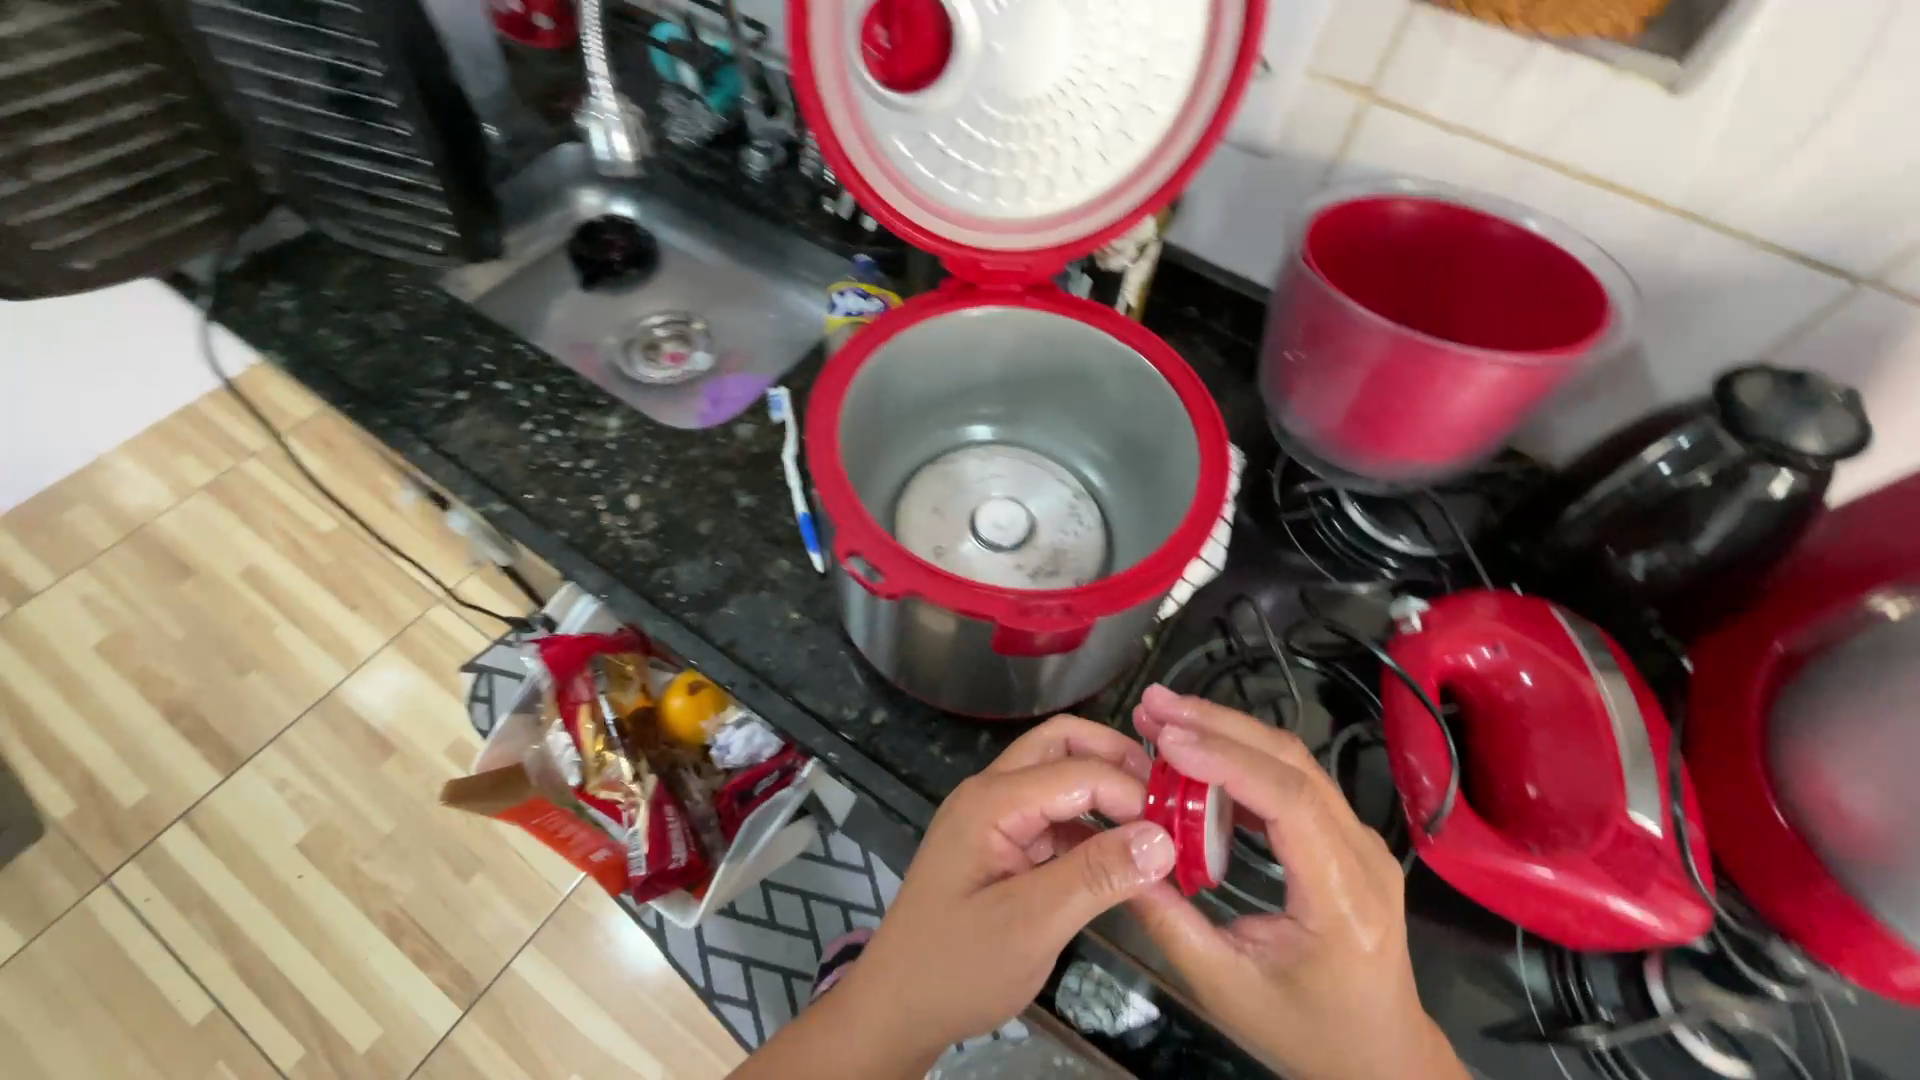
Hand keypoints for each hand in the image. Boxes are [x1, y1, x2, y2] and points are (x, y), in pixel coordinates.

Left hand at [834, 716, 1175, 1060]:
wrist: (898, 1006)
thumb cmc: (956, 966)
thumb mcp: (1030, 924)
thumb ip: (1095, 876)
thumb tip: (1163, 839)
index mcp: (992, 801)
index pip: (1076, 770)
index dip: (1131, 792)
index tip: (1179, 829)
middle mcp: (991, 794)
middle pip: (1060, 745)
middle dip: (1115, 760)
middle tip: (1167, 798)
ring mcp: (994, 818)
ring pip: (1056, 775)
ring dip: (1104, 791)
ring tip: (1155, 825)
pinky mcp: (1001, 845)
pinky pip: (1052, 816)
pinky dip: (1089, 826)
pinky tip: (1121, 857)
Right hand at [1129, 686, 1469, 1079]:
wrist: (1382, 1057)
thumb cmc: (1308, 1030)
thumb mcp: (1227, 986)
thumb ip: (1169, 919)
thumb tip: (1121, 853)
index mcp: (1343, 896)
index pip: (1289, 801)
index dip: (1225, 760)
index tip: (1166, 738)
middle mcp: (1362, 853)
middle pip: (1292, 763)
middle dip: (1217, 724)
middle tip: (1153, 704)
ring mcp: (1359, 840)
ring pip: (1293, 762)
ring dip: (1226, 731)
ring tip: (1165, 716)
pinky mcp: (1345, 837)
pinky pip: (1292, 781)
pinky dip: (1240, 759)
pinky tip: (1197, 753)